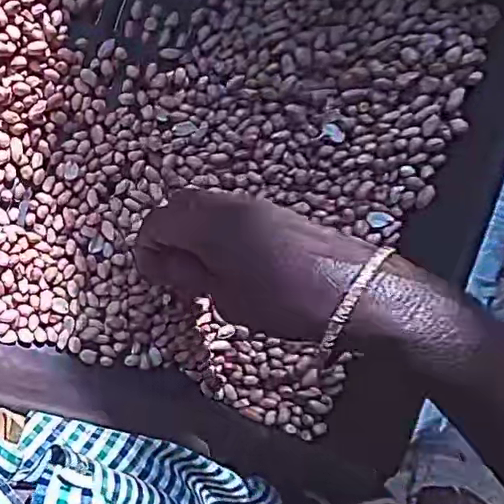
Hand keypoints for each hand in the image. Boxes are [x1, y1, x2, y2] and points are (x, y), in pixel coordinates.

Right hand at [135, 189, 468, 362]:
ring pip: (202, 207)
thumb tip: (169, 265)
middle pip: (176, 206)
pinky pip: (226, 212)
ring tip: (201, 270)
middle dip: (165, 236)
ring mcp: (252, 204)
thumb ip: (189, 275)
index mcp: (208, 221)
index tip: (156, 278)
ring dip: (190, 232)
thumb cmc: (284, 300)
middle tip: (174, 272)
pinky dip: (214, 231)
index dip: (147, 250)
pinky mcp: (273, 211)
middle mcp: (227, 202)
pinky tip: (229, 261)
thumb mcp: (226, 296)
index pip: (155, 222)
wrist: (357, 291)